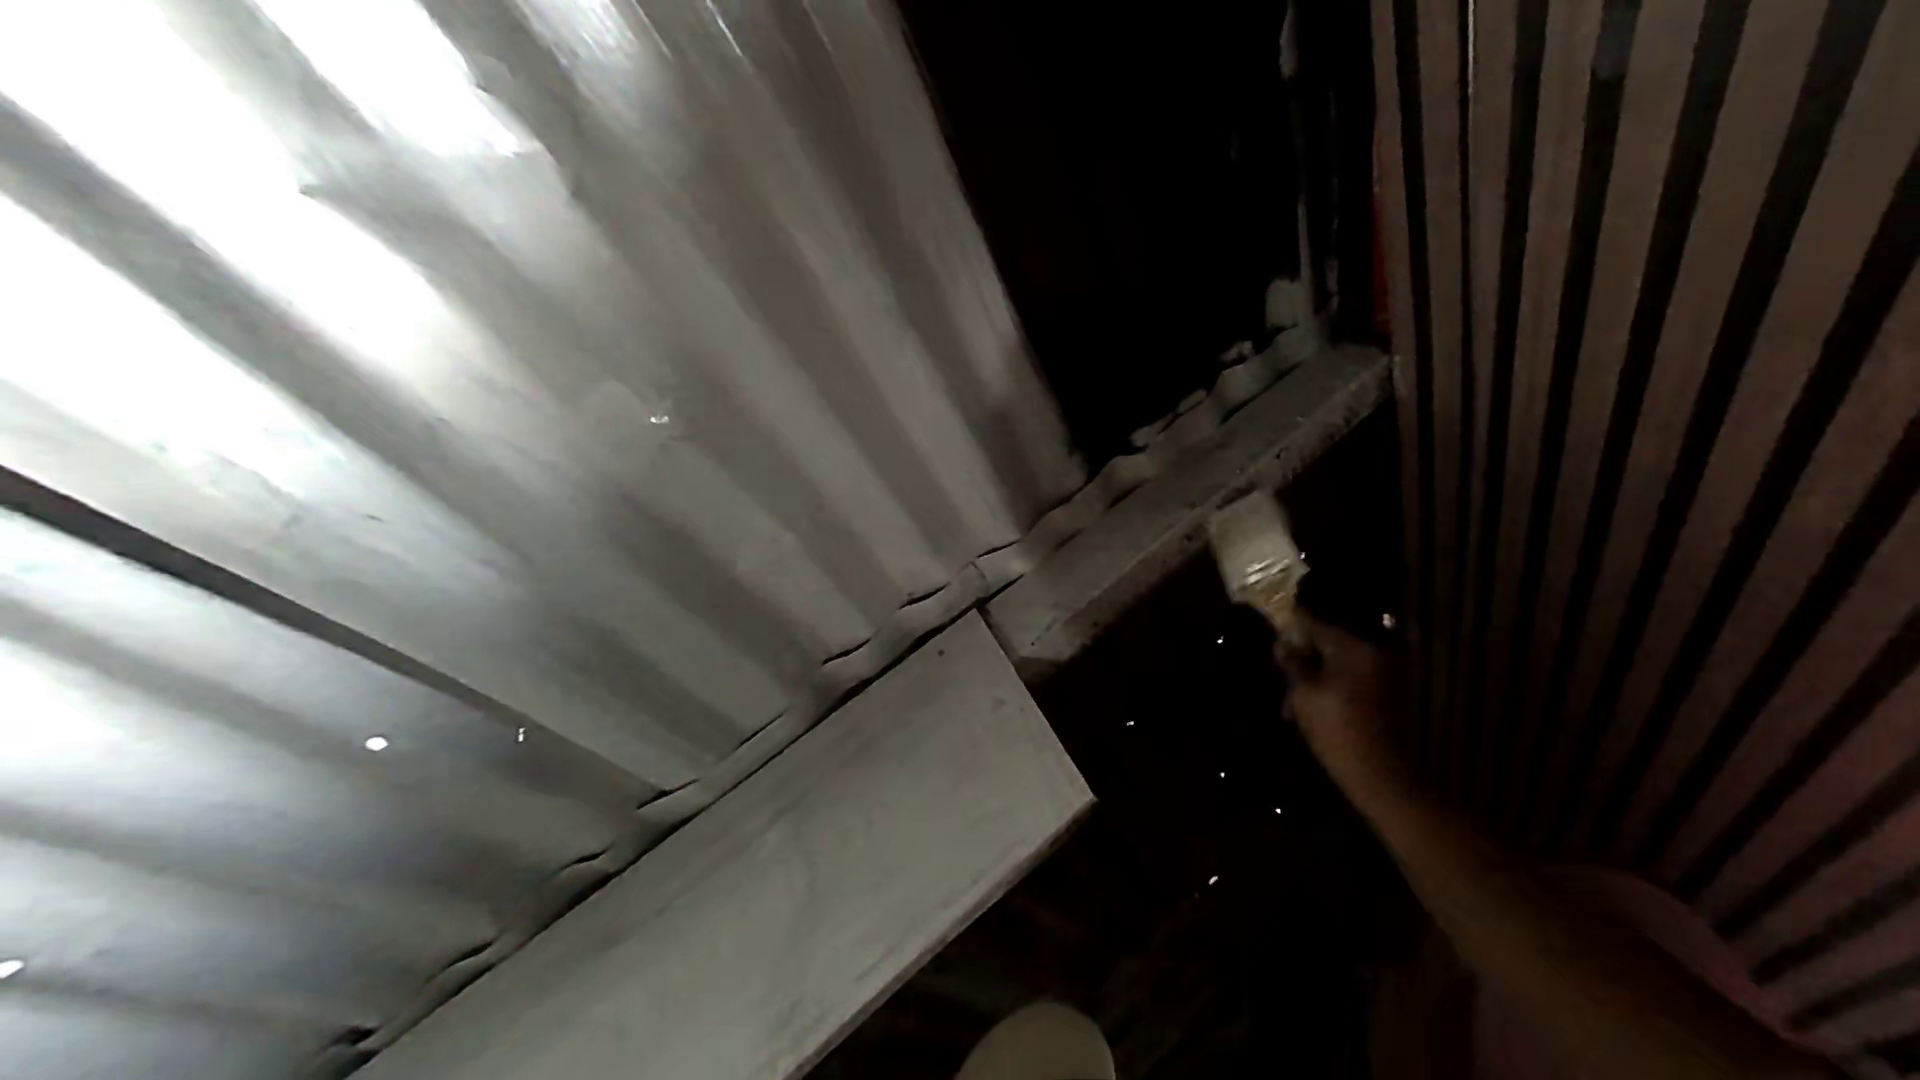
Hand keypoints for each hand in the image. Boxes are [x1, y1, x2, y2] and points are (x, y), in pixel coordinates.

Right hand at [1275, 613, 1407, 785]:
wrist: (1380, 774)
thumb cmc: (1336, 728)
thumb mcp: (1303, 693)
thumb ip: (1292, 663)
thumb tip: (1282, 645)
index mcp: (1355, 647)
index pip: (1315, 622)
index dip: (1292, 625)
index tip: (1275, 627)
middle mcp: (1376, 652)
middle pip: (1330, 641)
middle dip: (1305, 654)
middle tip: (1283, 668)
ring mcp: (1387, 672)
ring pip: (1341, 661)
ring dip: (1318, 672)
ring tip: (1295, 696)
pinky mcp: (1391, 692)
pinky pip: (1356, 676)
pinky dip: (1335, 684)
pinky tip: (1315, 704)